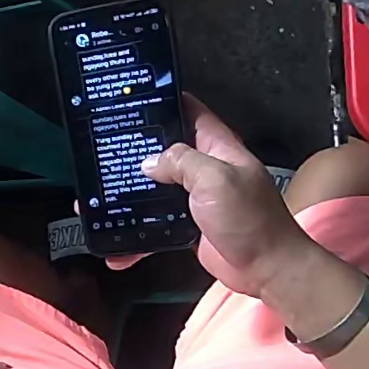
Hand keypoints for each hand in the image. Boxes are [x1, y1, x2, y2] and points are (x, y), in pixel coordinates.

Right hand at [114, 97, 332, 308]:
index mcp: (218, 148)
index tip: (135, 98)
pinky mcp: (188, 223)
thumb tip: (149, 162)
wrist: (267, 270)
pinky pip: (156, 219)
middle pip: (167, 148)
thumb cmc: (250, 220)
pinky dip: (137, 228)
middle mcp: (206, 168)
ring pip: (157, 184)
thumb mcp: (216, 179)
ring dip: (132, 188)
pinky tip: (116, 238)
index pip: (191, 112)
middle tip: (106, 143)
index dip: (166, 100)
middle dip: (139, 146)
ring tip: (100, 188)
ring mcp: (196, 197)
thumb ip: (182, 161)